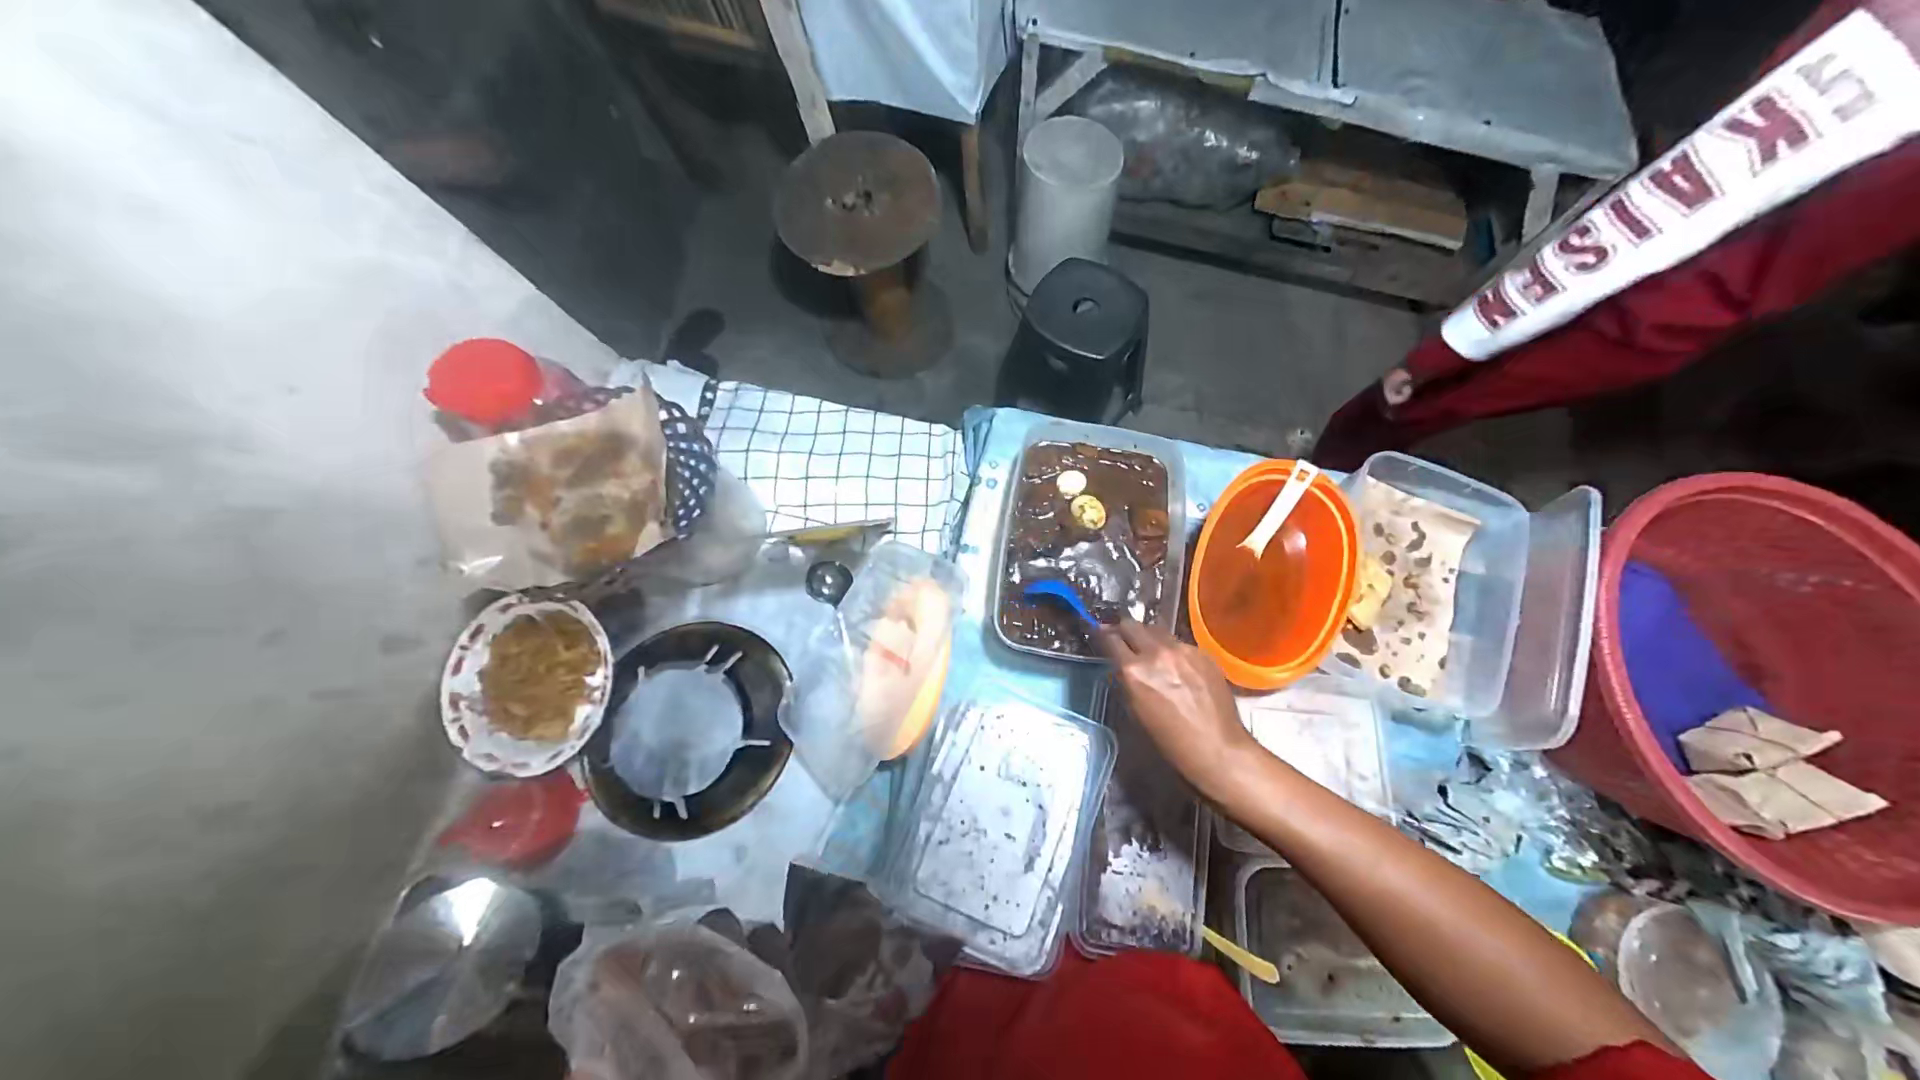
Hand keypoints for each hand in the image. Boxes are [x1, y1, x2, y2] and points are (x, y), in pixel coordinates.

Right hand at [1095, 620, 1262, 798]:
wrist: (1217, 747)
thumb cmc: (1170, 741)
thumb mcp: (1135, 713)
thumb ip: (1125, 682)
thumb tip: (1120, 667)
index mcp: (1134, 671)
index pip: (1110, 638)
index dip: (1102, 635)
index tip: (1099, 634)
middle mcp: (1156, 653)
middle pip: (1132, 624)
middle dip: (1124, 630)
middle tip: (1123, 639)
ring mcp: (1182, 650)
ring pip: (1157, 630)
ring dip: (1149, 638)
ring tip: (1152, 653)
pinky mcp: (1203, 653)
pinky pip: (1180, 643)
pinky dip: (1172, 650)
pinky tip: (1178, 668)